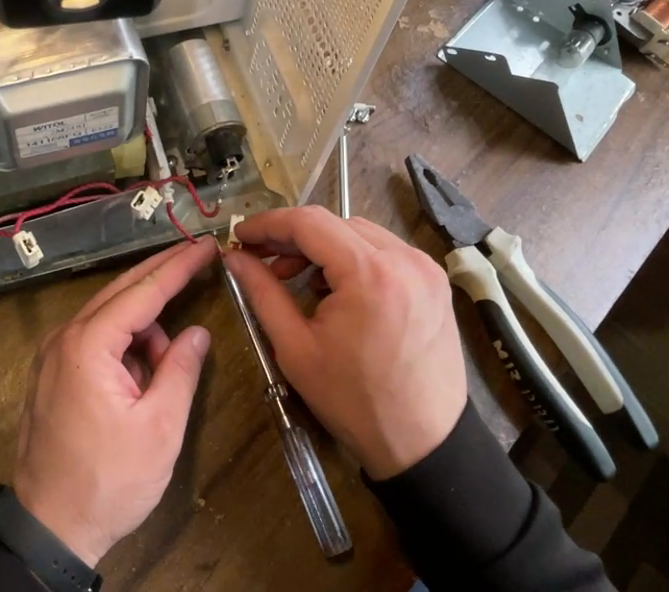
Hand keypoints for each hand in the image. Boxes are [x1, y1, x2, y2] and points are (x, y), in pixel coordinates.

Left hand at [13, 240, 217, 565]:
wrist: (48, 529)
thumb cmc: (108, 481)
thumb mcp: (159, 428)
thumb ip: (180, 370)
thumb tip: (197, 332)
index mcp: (89, 344)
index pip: (143, 291)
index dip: (179, 266)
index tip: (206, 244)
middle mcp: (65, 337)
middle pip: (121, 291)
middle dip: (162, 275)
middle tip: (199, 257)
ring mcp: (53, 354)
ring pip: (108, 316)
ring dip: (144, 324)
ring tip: (167, 367)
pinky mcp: (51, 373)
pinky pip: (95, 339)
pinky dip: (124, 342)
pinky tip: (143, 371)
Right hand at [224, 206, 466, 479]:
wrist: (425, 445)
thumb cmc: (354, 402)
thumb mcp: (296, 349)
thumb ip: (263, 293)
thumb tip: (234, 258)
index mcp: (370, 273)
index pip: (309, 223)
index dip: (268, 224)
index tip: (240, 236)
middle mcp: (404, 258)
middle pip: (334, 223)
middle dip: (293, 237)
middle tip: (262, 261)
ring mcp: (425, 267)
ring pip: (360, 233)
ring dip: (324, 246)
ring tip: (296, 278)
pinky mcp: (435, 281)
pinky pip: (385, 251)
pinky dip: (353, 258)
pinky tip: (334, 288)